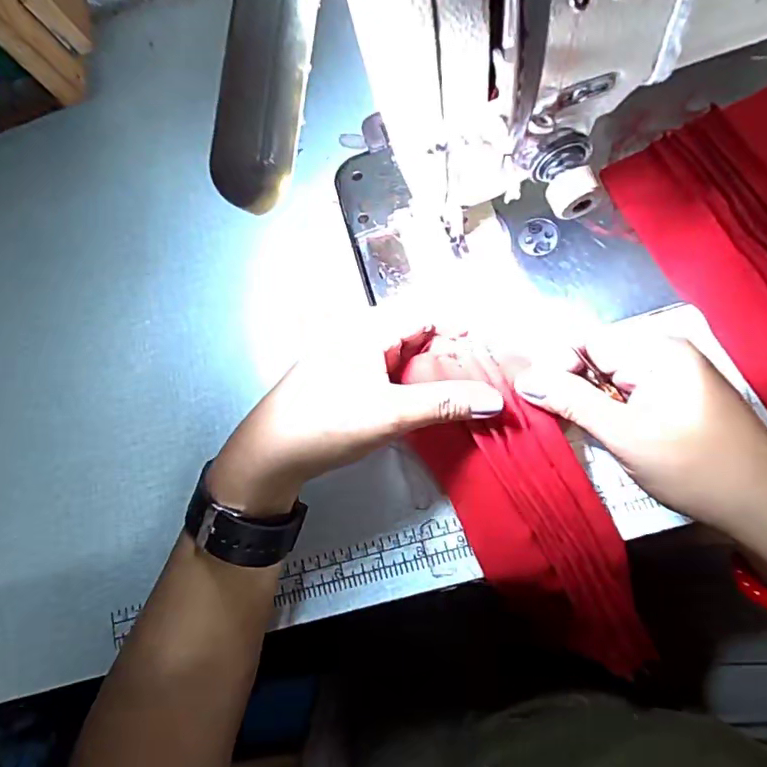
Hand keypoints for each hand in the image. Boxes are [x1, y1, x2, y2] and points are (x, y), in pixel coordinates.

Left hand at [209, 309, 503, 516]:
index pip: (430, 311)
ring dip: (440, 367)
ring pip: (411, 351)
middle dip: (457, 349)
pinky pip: (397, 368)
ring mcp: (357, 353)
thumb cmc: (325, 424)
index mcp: (370, 326)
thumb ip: (445, 404)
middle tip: (490, 373)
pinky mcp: (354, 375)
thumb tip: (493, 399)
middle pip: (422, 330)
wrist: (271, 454)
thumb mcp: (392, 414)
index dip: (465, 327)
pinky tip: (438, 398)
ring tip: (472, 387)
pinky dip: (421, 380)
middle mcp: (363, 331)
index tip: (496, 350)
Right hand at [514, 334, 766, 591]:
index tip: (533, 396)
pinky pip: (632, 401)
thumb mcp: (629, 436)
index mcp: (659, 350)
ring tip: (575, 432)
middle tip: (549, 420)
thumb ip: (575, 403)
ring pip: (613, 385)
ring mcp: (675, 381)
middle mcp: (667, 356)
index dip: (558, 365)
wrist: (765, 507)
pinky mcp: (678, 406)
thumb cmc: (699, 469)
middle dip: (572, 388)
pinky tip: (605, 439)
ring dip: (591, 407)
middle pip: (600, 361)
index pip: (589, 341)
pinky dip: (613, 418)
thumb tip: (526, 378)